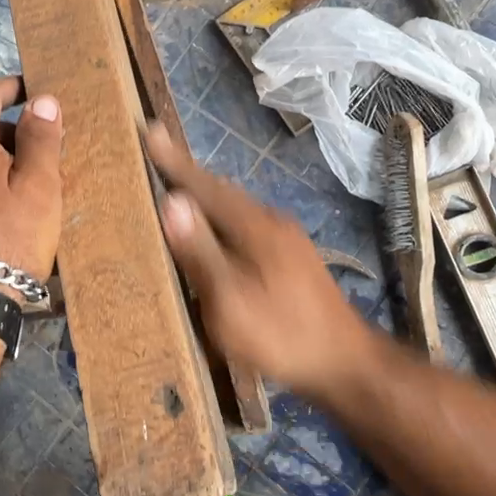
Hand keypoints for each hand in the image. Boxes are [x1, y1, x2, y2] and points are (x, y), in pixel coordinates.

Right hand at [144, 123, 387, 398]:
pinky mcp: (292, 259)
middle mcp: (272, 222)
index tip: (150, 131)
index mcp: (255, 226)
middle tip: (157, 158)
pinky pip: (246, 225)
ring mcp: (287, 240)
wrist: (346, 364)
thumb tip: (171, 201)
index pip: (205, 185)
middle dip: (189, 175)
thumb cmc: (282, 335)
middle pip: (223, 192)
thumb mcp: (231, 299)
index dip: (174, 162)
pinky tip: (214, 236)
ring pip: (237, 209)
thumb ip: (201, 251)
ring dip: (206, 198)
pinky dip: (222, 220)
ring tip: (177, 192)